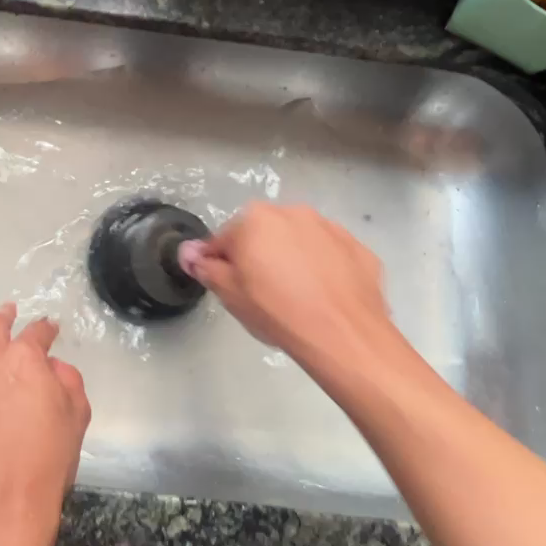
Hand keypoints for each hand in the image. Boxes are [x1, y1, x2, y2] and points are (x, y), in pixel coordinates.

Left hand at [0, 303, 90, 545]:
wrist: (2, 507)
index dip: (45, 329)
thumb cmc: (48, 460)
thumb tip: (52, 368)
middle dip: (3, 318)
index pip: (36, 332)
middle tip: (8, 313)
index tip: (49, 328)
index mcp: (23, 359)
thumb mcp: (77, 417)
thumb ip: (67, 382)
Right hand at [179, 202, 396, 372]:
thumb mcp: (230, 294)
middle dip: (260, 257)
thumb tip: (187, 251)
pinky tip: (325, 296)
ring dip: (293, 259)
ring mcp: (329, 227)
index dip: (220, 264)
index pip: (224, 240)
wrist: (343, 333)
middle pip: (264, 234)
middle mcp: (292, 212)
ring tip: (297, 296)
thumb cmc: (276, 310)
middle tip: (262, 293)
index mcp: (254, 219)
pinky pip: (331, 255)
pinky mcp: (358, 247)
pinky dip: (325, 269)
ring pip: (299, 241)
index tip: (227, 287)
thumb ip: (206, 267)